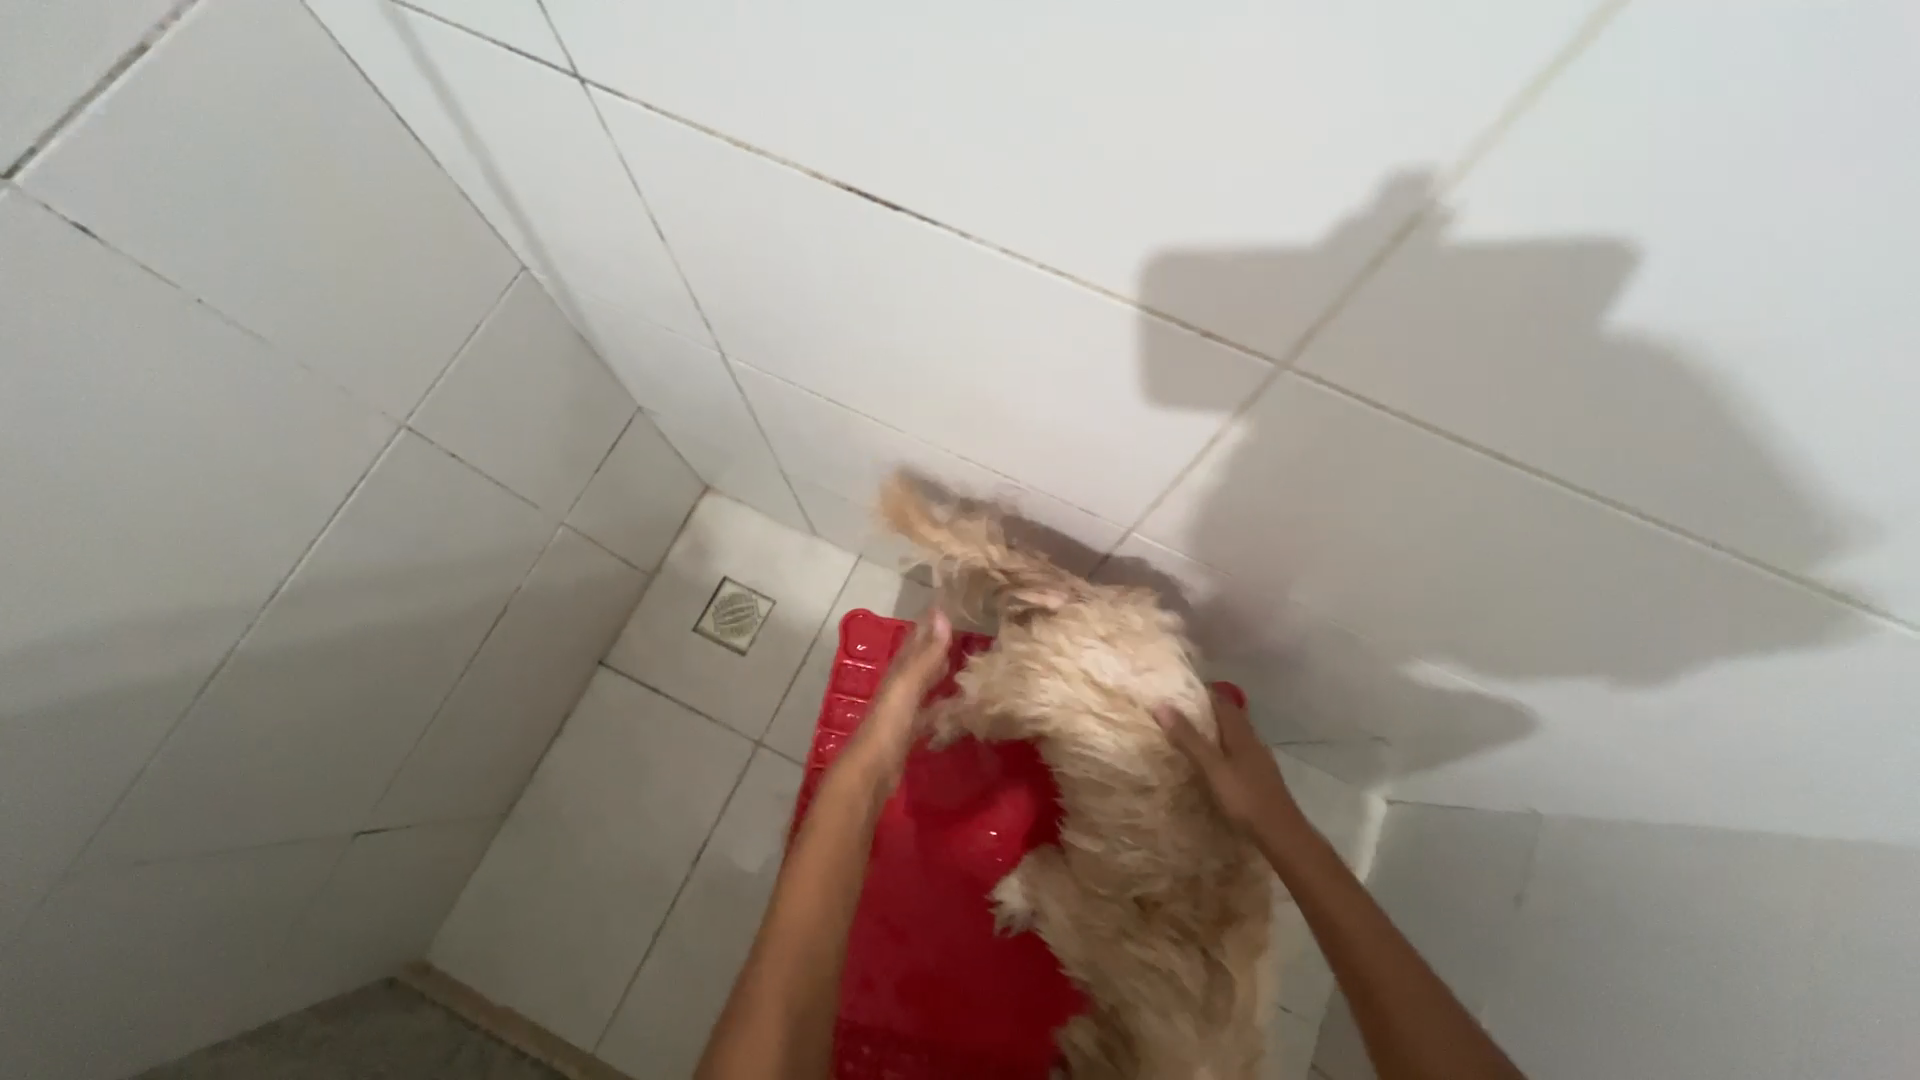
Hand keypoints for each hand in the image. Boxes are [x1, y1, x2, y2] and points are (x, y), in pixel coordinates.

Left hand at [845, 609, 952, 783]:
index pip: (915, 643)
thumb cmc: (888, 725)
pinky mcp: (908, 737)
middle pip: (918, 664)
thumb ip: (925, 655)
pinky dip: (941, 707)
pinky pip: (928, 714)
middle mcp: (898, 690)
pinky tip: (955, 710)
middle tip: (960, 633)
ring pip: (924, 688)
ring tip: (963, 667)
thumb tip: (941, 614)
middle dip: (936, 648)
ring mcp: (902, 714)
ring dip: (939, 677)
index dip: (928, 627)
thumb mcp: (908, 685)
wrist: (870, 772)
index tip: (947, 608)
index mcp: (897, 675)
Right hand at [1155, 685, 1301, 832]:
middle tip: (1182, 711)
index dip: (1205, 693)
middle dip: (1209, 711)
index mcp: (1241, 735)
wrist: (1281, 834)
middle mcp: (1253, 742)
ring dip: (1217, 732)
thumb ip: (1188, 739)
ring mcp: (1259, 761)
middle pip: (1231, 718)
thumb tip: (1161, 706)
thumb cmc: (1245, 798)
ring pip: (1236, 737)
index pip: (1223, 703)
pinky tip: (1215, 765)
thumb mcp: (1211, 768)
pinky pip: (1239, 755)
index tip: (1182, 689)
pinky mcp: (1260, 779)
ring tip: (1194, 735)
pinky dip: (1224, 751)